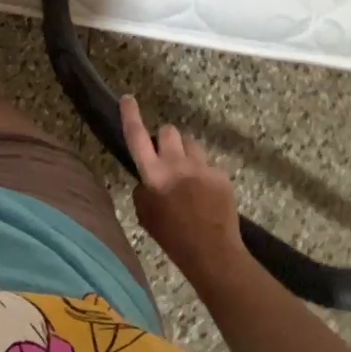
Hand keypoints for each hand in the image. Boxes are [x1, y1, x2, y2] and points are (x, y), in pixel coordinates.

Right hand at [121, 95, 243, 279]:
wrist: (213, 253)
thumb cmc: (172, 236)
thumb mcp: (145, 214)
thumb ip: (143, 188)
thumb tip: (148, 178)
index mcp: (153, 174)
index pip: (137, 136)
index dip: (130, 115)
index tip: (128, 98)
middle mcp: (176, 164)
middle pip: (168, 132)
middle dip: (165, 139)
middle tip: (166, 156)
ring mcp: (202, 168)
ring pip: (191, 143)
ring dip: (186, 153)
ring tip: (189, 173)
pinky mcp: (222, 176)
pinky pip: (209, 164)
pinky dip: (205, 172)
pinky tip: (206, 192)